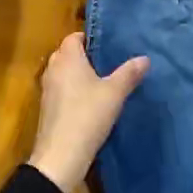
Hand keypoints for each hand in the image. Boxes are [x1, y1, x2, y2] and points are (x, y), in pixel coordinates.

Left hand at [26, 33, 148, 192]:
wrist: (61, 155)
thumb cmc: (88, 115)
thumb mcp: (114, 93)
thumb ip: (129, 73)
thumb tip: (145, 58)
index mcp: (67, 58)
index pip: (74, 37)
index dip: (90, 38)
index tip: (108, 46)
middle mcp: (53, 69)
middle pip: (67, 53)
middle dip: (85, 56)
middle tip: (108, 62)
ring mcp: (47, 89)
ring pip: (63, 73)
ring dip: (78, 75)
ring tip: (102, 81)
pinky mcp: (47, 108)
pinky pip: (61, 90)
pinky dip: (73, 90)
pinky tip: (90, 102)